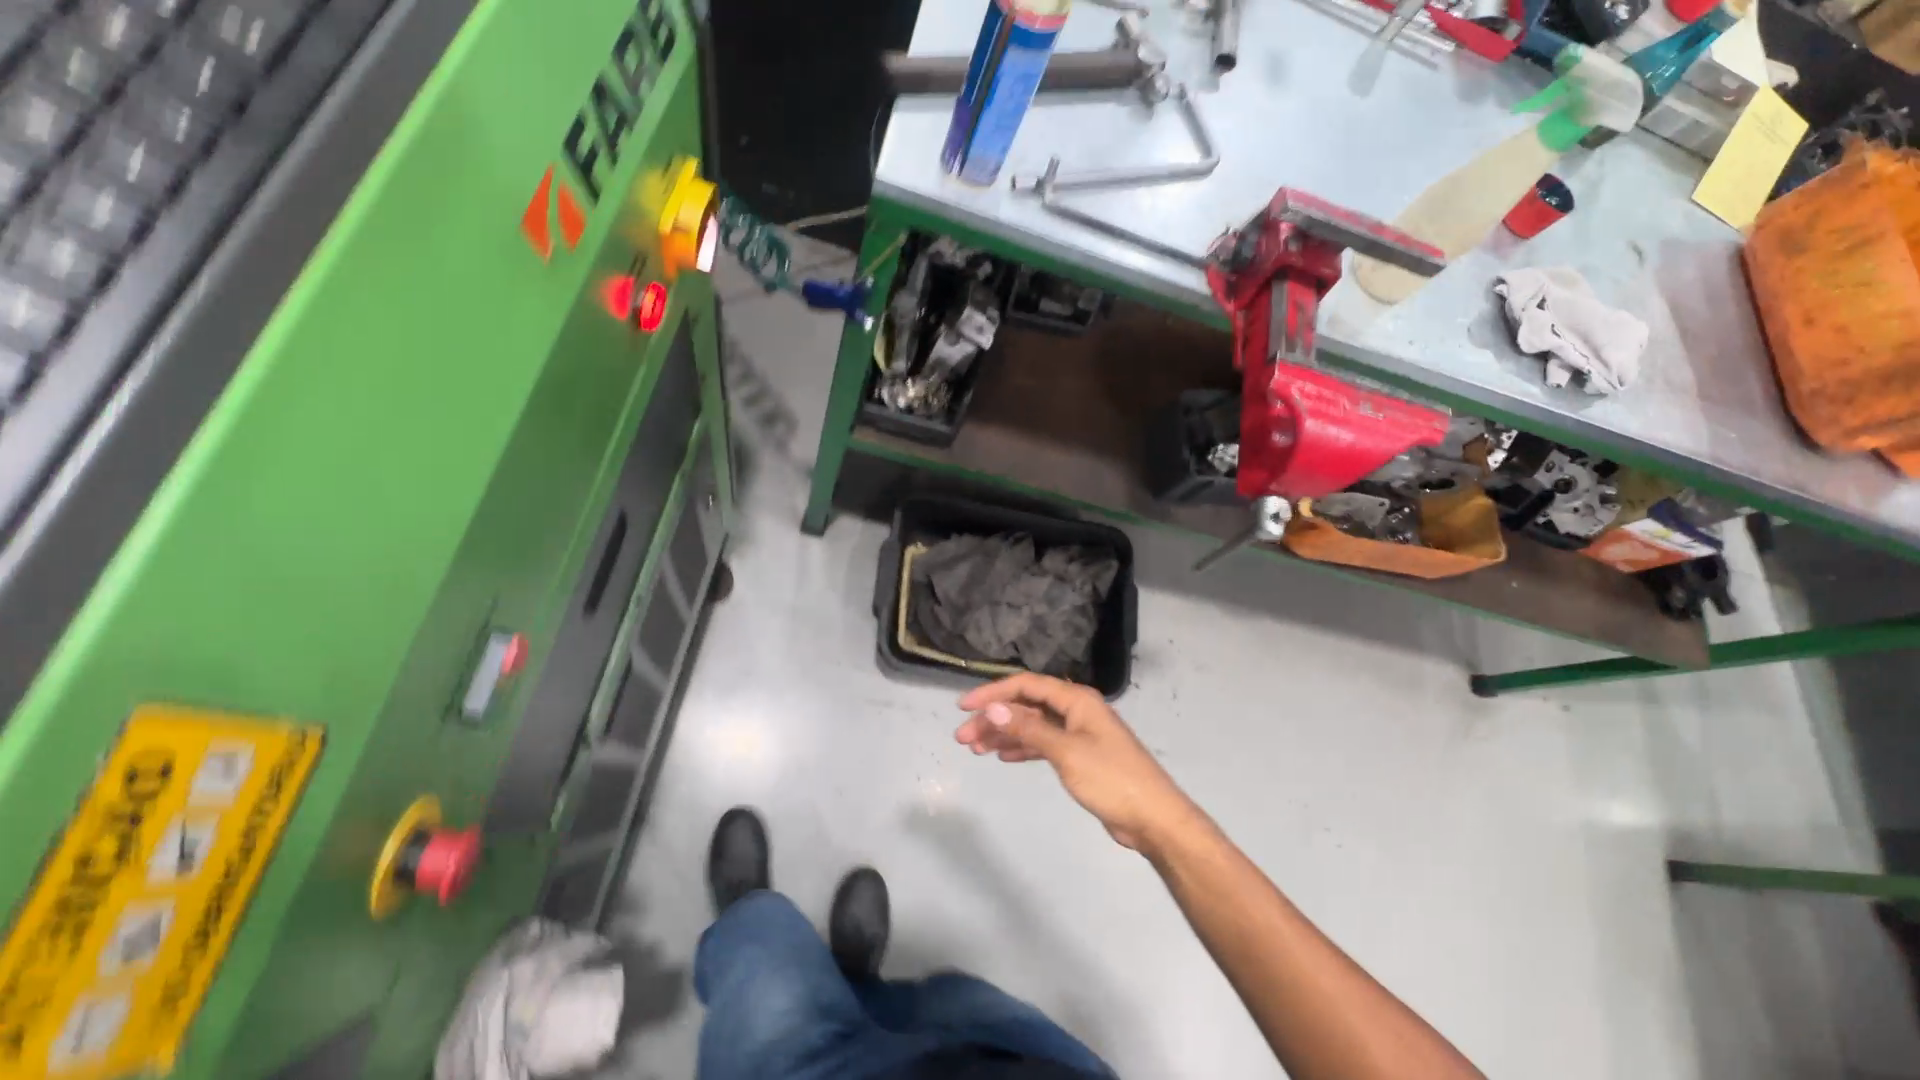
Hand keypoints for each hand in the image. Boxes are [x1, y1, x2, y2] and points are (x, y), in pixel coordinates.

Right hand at [955, 674, 1204, 853]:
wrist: (1152, 817)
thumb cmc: (1111, 779)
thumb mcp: (1065, 752)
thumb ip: (1029, 729)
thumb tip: (993, 708)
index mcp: (1077, 700)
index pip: (1026, 686)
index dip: (993, 693)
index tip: (963, 706)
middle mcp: (1076, 711)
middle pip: (1027, 706)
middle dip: (994, 718)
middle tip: (963, 737)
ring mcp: (1079, 734)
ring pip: (1033, 726)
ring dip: (1004, 734)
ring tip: (975, 749)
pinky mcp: (1080, 758)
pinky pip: (1043, 745)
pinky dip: (1022, 748)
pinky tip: (1002, 756)